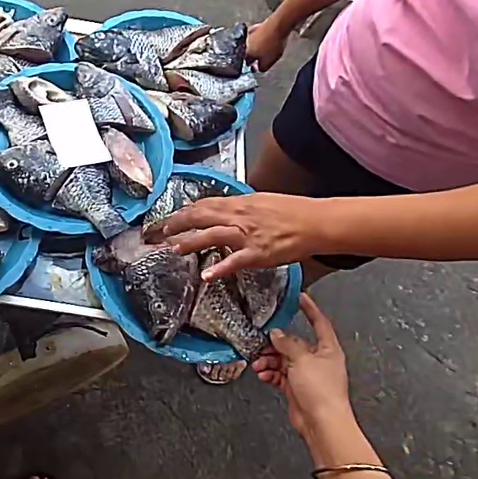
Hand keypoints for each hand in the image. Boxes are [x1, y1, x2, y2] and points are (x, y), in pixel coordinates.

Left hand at [149, 192, 327, 278]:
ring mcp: (247, 235)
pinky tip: (206, 276)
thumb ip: (243, 208)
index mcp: (241, 203)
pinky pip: (234, 261)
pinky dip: (220, 268)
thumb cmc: (294, 212)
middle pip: (201, 216)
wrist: (315, 222)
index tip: (174, 216)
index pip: (206, 204)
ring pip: (211, 235)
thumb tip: (228, 212)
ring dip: (190, 242)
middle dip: (178, 223)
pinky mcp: (257, 254)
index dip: (187, 210)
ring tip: (174, 249)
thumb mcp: (264, 202)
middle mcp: (240, 216)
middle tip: (162, 231)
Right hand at [246, 19, 290, 70]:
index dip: (252, 65)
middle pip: (249, 52)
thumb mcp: (269, 62)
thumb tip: (259, 69)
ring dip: (257, 46)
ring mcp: (251, 34)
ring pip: (252, 43)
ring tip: (266, 48)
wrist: (278, 26)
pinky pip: (257, 34)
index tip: (256, 66)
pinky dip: (260, 37)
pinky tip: (265, 38)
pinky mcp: (257, 26)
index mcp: (248, 53)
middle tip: (262, 57)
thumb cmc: (274, 44)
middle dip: (255, 55)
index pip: (247, 62)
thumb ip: (262, 68)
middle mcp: (247, 43)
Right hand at [253, 294, 364, 460]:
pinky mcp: (297, 388)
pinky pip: (280, 375)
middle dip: (277, 343)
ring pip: (284, 360)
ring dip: (269, 360)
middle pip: (294, 343)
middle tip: (262, 342)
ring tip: (259, 363)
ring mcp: (307, 374)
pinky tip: (263, 374)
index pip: (318, 321)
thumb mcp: (302, 359)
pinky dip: (270, 373)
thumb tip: (277, 334)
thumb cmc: (322, 392)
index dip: (309, 308)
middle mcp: (318, 359)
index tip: (300, 297)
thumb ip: (287, 344)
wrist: (322, 422)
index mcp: (328, 348)